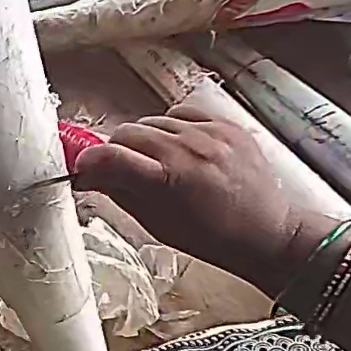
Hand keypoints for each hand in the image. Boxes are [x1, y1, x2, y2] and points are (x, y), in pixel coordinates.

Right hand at [72, 104, 319, 291]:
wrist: (268, 233)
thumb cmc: (208, 237)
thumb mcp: (154, 222)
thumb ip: (119, 190)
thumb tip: (87, 173)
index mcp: (169, 181)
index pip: (111, 156)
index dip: (88, 159)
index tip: (81, 167)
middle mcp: (189, 151)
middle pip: (125, 133)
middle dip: (115, 150)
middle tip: (120, 168)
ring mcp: (211, 135)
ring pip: (150, 122)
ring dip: (142, 139)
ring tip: (155, 160)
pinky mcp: (226, 125)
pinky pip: (179, 113)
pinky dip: (169, 128)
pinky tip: (176, 147)